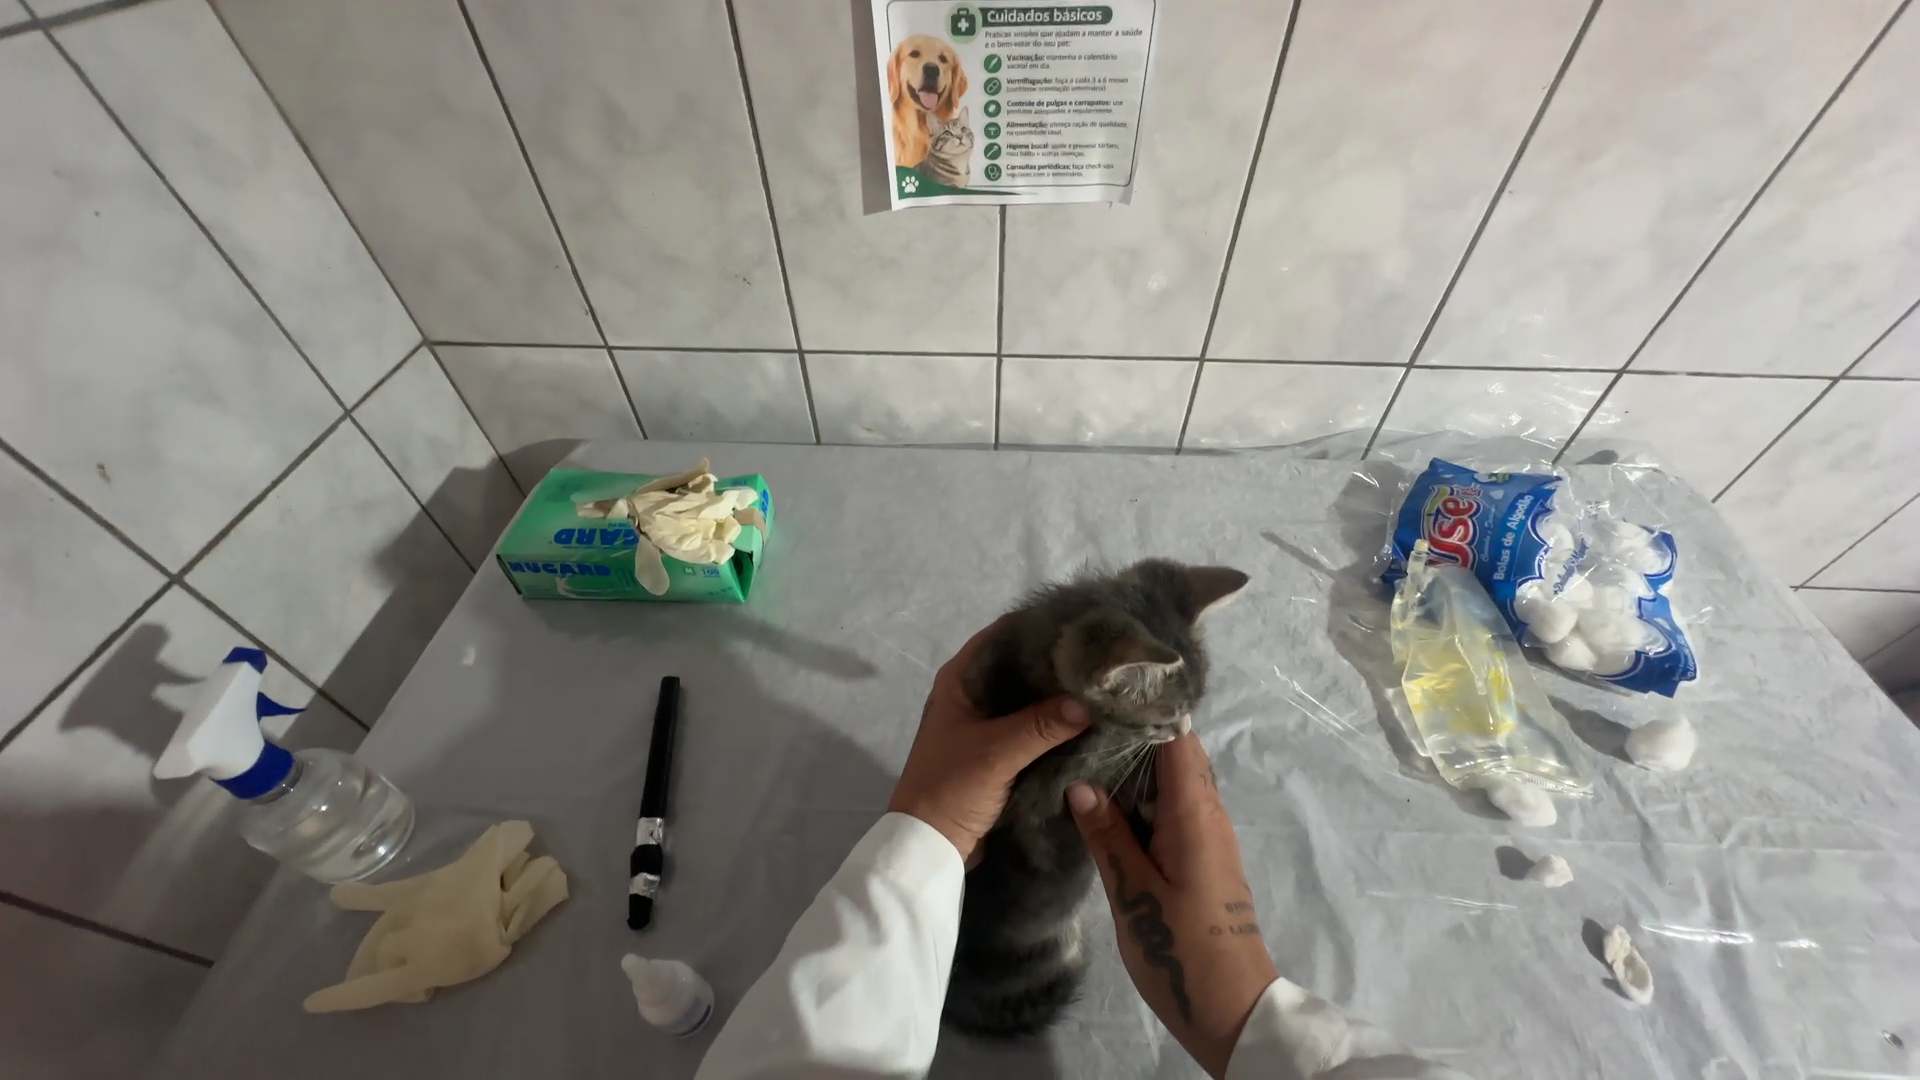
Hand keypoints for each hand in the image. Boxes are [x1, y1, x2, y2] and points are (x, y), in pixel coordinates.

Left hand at [888, 619, 1089, 865]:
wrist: (928, 844)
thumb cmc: (950, 787)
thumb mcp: (996, 753)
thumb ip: (1041, 725)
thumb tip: (1090, 702)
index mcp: (960, 678)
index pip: (1004, 634)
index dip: (1039, 625)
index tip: (1080, 624)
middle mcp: (972, 691)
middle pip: (1020, 664)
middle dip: (1056, 661)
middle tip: (1101, 657)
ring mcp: (985, 720)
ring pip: (1028, 695)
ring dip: (1058, 692)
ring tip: (1103, 682)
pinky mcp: (997, 747)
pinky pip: (1031, 723)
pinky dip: (1054, 719)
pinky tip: (1087, 717)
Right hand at [1067, 735, 1276, 1079]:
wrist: (1234, 1012)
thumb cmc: (1183, 951)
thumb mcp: (1133, 893)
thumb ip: (1107, 835)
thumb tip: (1078, 783)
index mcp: (1193, 814)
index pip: (1176, 738)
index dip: (1146, 706)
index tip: (1106, 684)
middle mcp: (1207, 813)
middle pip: (1174, 751)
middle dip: (1134, 727)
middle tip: (1084, 709)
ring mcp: (1206, 833)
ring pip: (1172, 777)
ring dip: (1136, 759)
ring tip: (1087, 739)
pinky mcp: (1201, 852)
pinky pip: (1171, 804)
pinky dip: (1142, 790)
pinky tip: (1107, 790)